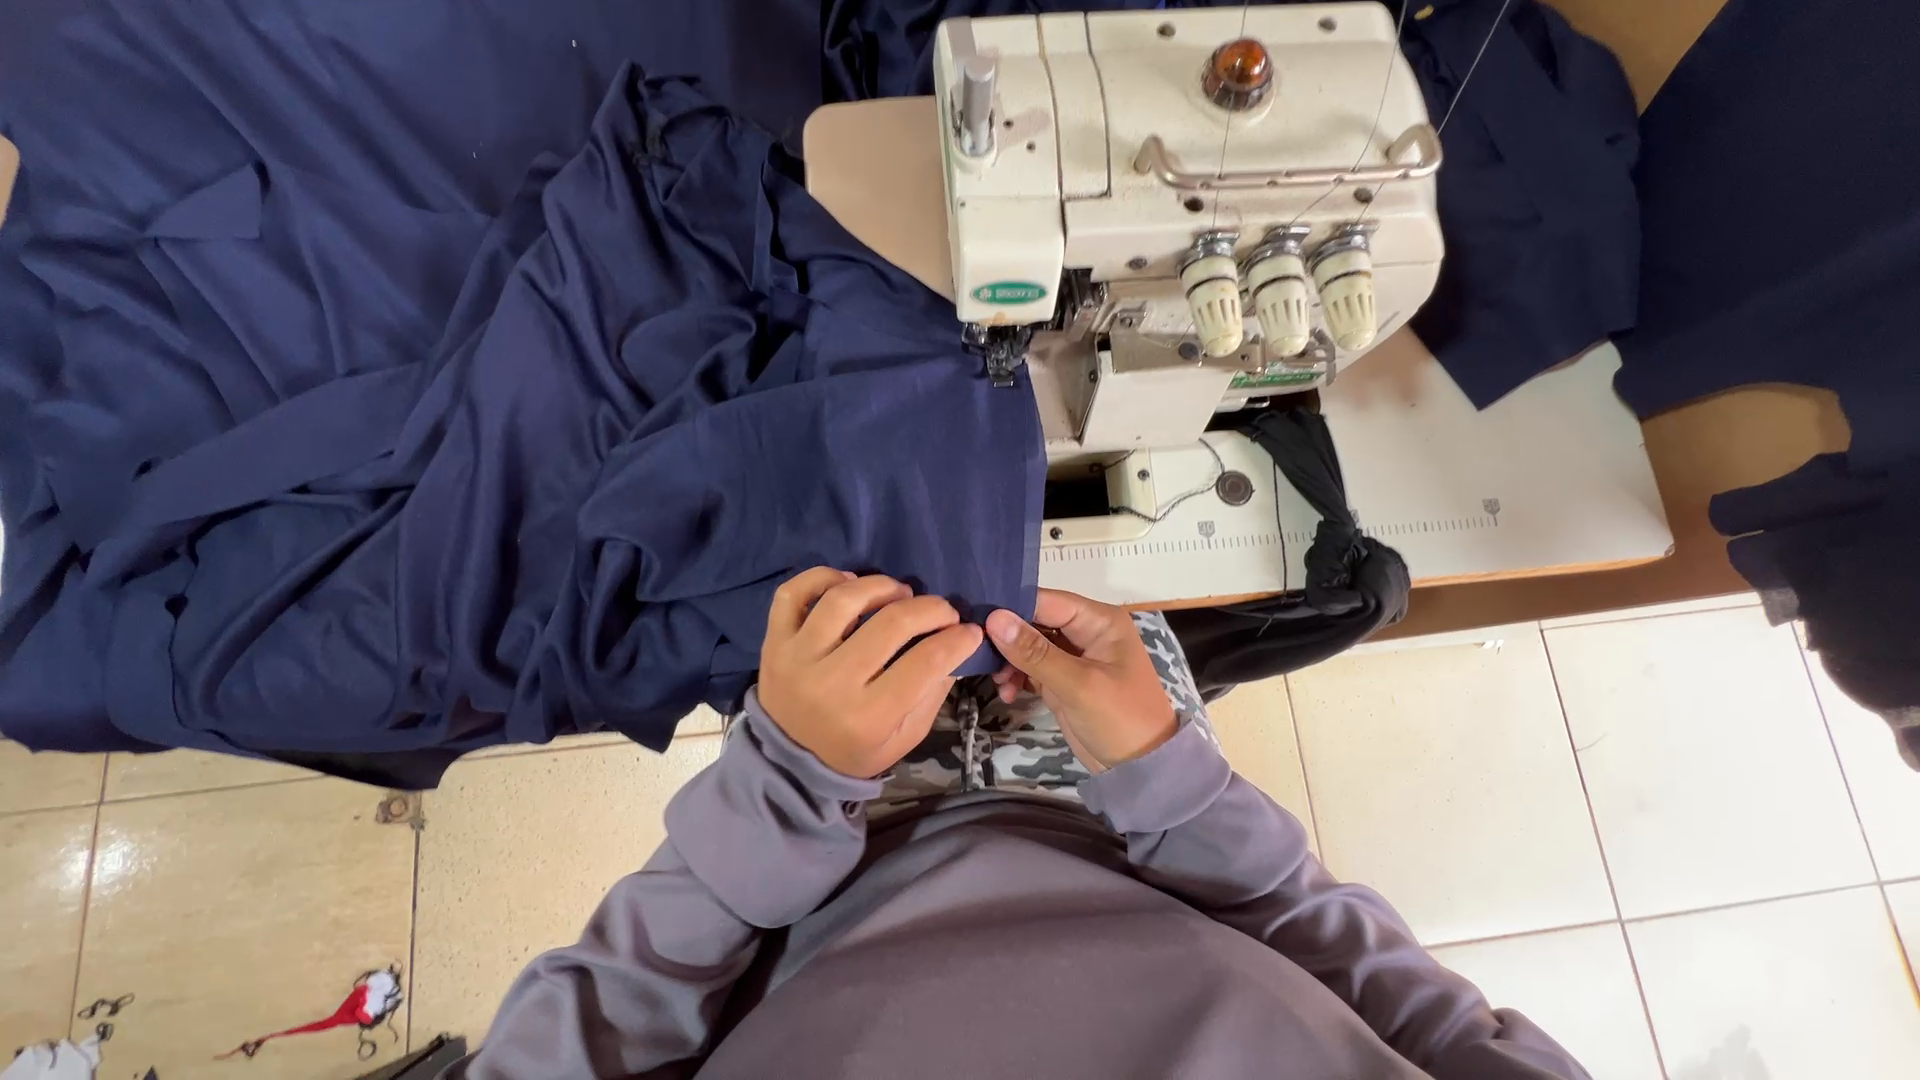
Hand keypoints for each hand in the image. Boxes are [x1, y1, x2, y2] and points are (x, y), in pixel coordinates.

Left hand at [758, 567, 983, 777]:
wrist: (787, 761)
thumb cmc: (854, 749)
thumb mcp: (904, 737)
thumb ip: (932, 693)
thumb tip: (958, 646)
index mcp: (869, 717)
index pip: (926, 662)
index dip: (958, 639)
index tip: (970, 630)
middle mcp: (831, 684)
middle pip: (891, 624)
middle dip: (931, 609)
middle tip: (944, 611)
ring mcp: (797, 658)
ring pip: (843, 600)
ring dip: (882, 586)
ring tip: (900, 592)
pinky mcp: (774, 642)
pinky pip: (793, 593)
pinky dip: (823, 576)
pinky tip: (849, 582)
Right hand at [985, 590, 1177, 773]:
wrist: (1140, 769)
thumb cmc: (1120, 719)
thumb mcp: (1078, 685)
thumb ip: (1035, 652)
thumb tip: (994, 618)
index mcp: (1099, 620)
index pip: (1047, 601)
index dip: (1011, 606)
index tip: (976, 618)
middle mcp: (1085, 631)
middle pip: (1034, 620)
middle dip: (1006, 637)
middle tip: (978, 653)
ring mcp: (1073, 655)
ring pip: (1028, 644)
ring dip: (1008, 660)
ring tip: (998, 681)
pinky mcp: (1062, 678)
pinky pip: (1030, 667)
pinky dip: (1016, 676)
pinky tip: (1007, 693)